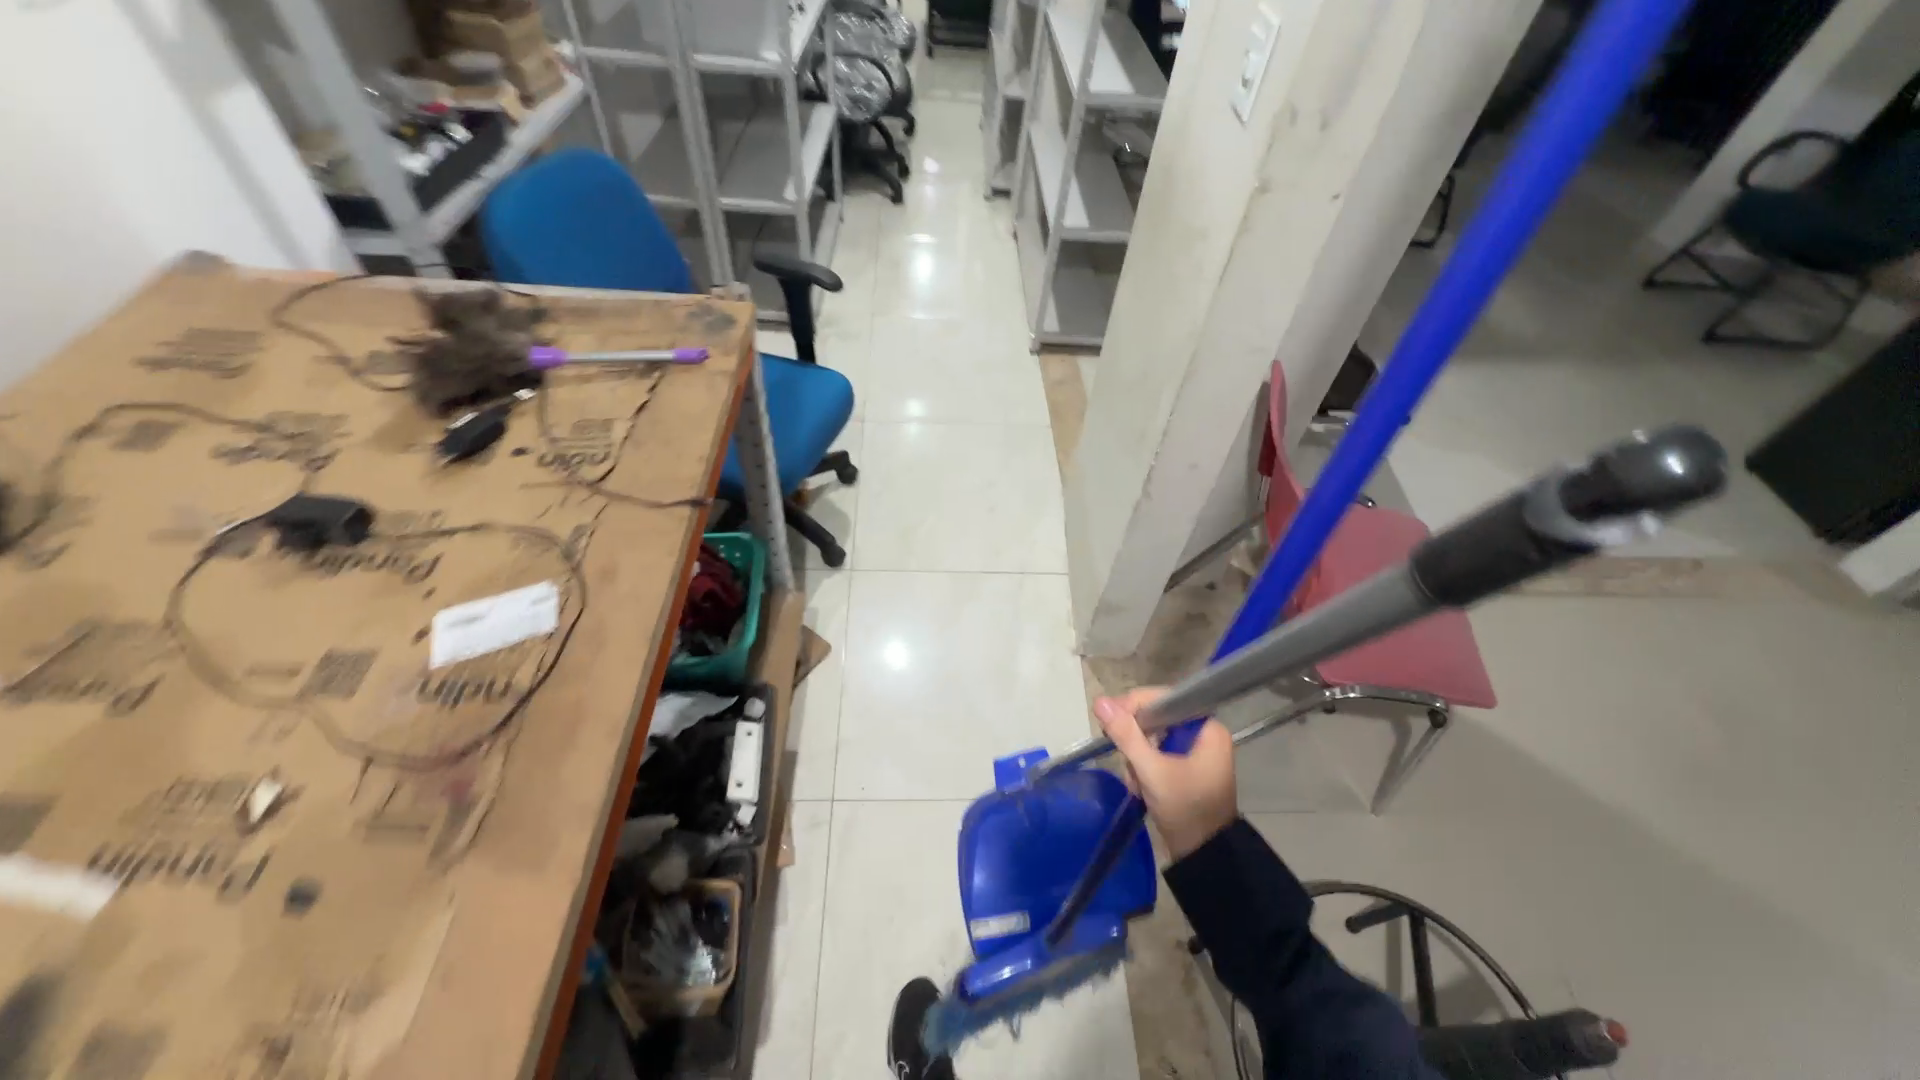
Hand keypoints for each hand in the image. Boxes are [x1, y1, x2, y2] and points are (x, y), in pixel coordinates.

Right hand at [1094, 687, 1237, 858]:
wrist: (1202, 855)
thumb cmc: (1185, 809)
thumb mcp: (1152, 771)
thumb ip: (1126, 735)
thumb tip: (1100, 701)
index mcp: (1206, 728)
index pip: (1165, 699)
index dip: (1135, 705)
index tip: (1109, 721)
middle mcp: (1202, 735)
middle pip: (1156, 718)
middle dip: (1136, 741)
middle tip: (1123, 758)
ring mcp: (1194, 753)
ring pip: (1152, 739)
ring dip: (1137, 759)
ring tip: (1136, 782)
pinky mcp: (1184, 768)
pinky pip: (1155, 755)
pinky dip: (1143, 769)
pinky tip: (1140, 788)